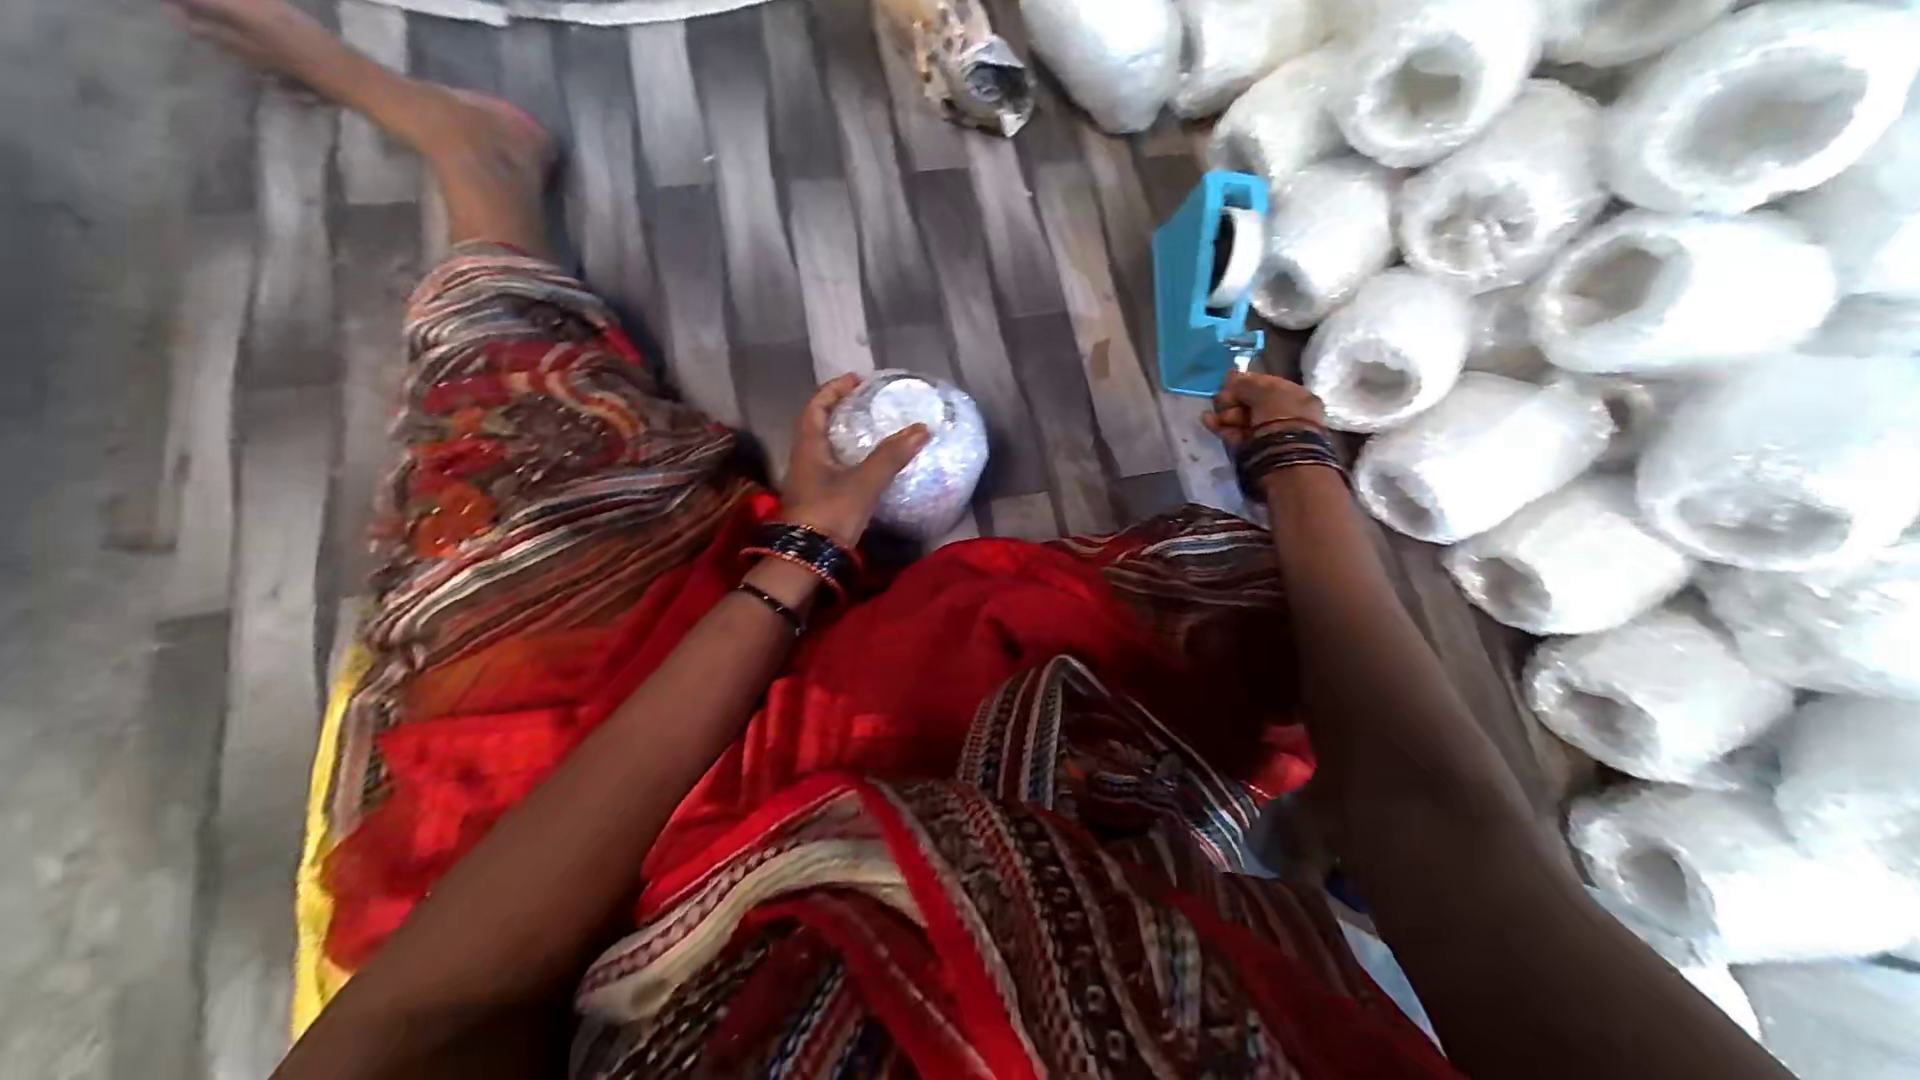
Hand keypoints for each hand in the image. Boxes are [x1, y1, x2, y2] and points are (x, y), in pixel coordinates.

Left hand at [779, 374, 930, 546]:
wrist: (807, 558)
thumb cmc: (830, 513)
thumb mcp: (864, 482)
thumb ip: (891, 456)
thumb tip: (921, 429)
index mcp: (808, 447)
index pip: (816, 406)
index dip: (834, 389)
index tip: (856, 380)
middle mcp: (803, 459)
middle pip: (817, 424)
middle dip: (839, 410)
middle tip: (865, 404)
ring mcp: (807, 480)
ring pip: (823, 447)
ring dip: (842, 434)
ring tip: (869, 430)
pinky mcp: (815, 499)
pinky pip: (830, 467)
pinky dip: (847, 457)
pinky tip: (865, 465)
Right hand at [1202, 370, 1328, 451]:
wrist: (1281, 456)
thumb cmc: (1280, 417)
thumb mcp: (1265, 392)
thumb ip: (1246, 383)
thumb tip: (1230, 376)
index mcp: (1295, 397)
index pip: (1266, 384)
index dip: (1246, 381)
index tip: (1227, 380)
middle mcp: (1283, 414)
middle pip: (1250, 401)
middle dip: (1233, 399)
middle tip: (1221, 400)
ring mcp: (1266, 433)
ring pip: (1240, 418)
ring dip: (1224, 413)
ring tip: (1212, 413)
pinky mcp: (1250, 449)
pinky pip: (1233, 433)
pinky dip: (1220, 427)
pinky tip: (1206, 420)